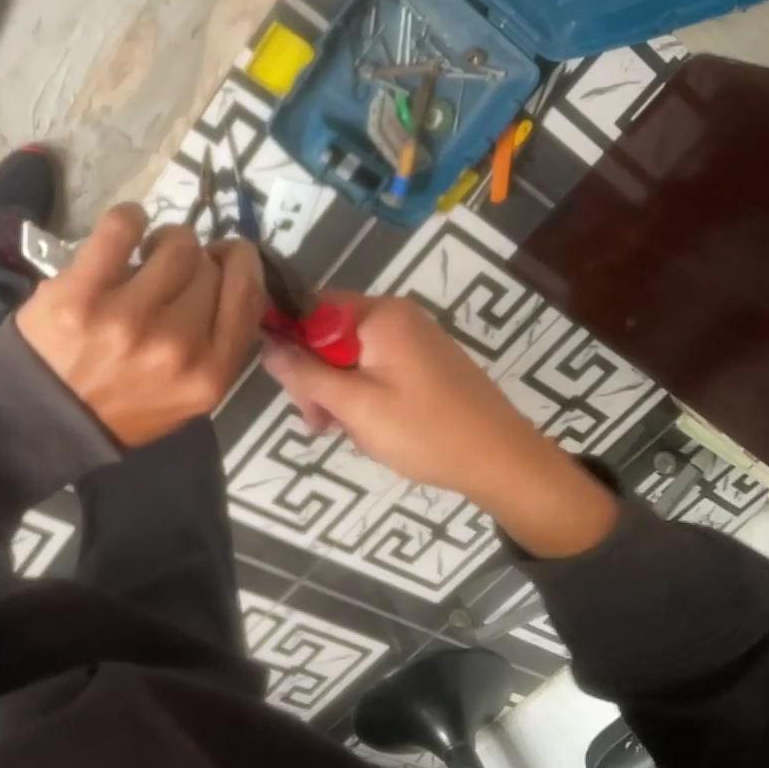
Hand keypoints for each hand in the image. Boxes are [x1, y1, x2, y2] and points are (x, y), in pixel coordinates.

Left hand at [17, 203, 266, 447]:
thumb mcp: (186, 396)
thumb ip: (216, 344)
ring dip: (163, 240)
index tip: (224, 257)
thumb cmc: (119, 407)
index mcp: (209, 374)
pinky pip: (122, 228)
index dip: (241, 263)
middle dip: (194, 260)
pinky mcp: (82, 294)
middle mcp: (177, 346)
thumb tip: (225, 271)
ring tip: (143, 257)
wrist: (43, 421)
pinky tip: (125, 231)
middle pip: (208, 267)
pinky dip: (129, 218)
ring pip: (176, 244)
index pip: (248, 294)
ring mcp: (128, 319)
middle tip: (167, 272)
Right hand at [260, 293, 617, 557]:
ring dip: (334, 389)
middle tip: (317, 422)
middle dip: (313, 374)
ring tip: (341, 430)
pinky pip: (373, 364)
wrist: (501, 461)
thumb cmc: (425, 432)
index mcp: (380, 314)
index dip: (288, 340)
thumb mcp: (355, 406)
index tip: (285, 383)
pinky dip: (359, 391)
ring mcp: (412, 337)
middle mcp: (396, 314)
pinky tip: (364, 424)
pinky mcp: (422, 360)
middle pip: (328, 331)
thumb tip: (266, 346)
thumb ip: (305, 374)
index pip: (311, 306)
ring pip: (348, 353)